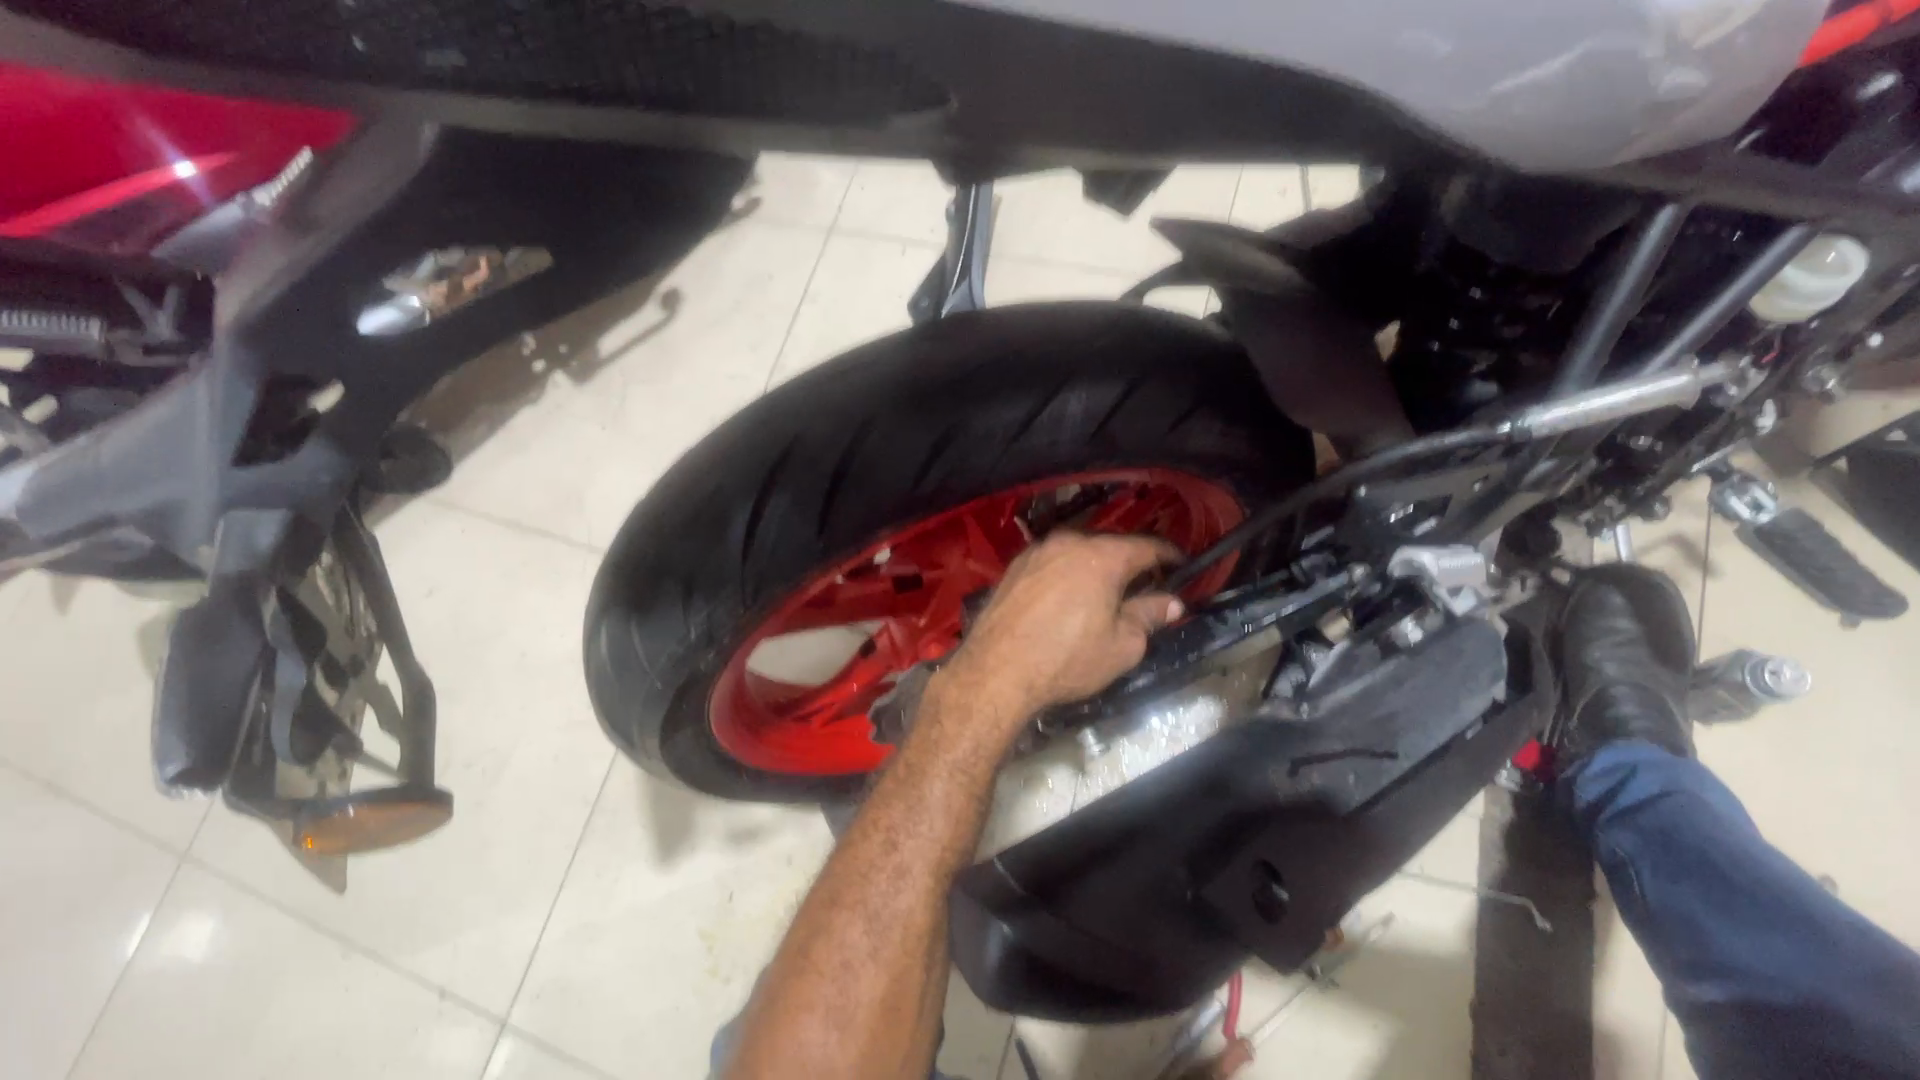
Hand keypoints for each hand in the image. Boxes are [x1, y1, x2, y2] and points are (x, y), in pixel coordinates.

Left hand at [936, 532, 1184, 733]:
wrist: (996, 671)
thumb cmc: (1066, 659)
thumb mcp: (1121, 646)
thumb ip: (1148, 617)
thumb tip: (1171, 603)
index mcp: (1102, 556)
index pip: (1146, 546)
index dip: (1168, 556)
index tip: (1180, 565)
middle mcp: (1068, 543)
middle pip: (1109, 548)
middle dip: (1128, 565)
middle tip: (1142, 588)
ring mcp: (1036, 553)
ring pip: (1076, 555)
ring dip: (1093, 571)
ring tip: (1102, 597)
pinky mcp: (1013, 568)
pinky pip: (1051, 565)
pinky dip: (1064, 577)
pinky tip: (1065, 602)